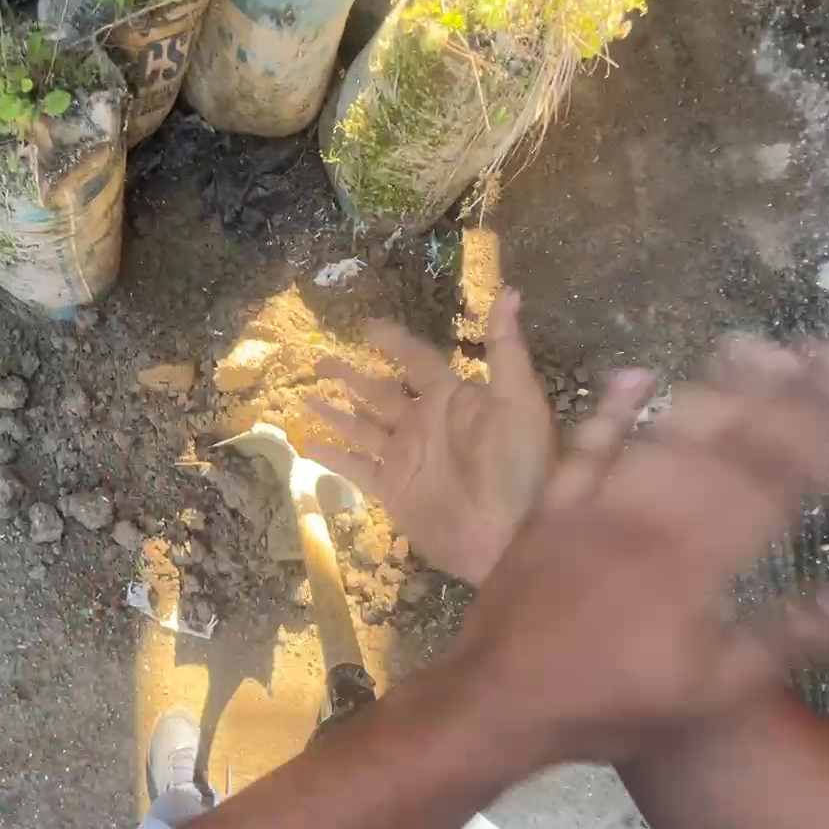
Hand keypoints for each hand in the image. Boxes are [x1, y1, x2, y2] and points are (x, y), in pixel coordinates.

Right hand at [307, 290, 557, 584]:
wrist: (509, 538)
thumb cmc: (521, 469)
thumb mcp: (519, 403)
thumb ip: (506, 350)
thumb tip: (508, 290)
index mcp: (452, 399)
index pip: (417, 361)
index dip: (394, 342)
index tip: (367, 327)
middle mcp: (423, 423)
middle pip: (379, 392)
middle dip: (351, 375)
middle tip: (320, 360)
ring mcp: (404, 457)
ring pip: (360, 426)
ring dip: (335, 411)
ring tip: (306, 396)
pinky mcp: (391, 488)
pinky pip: (354, 467)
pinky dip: (330, 456)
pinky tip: (307, 444)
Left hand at [442, 339, 828, 765]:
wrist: (497, 697)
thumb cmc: (605, 703)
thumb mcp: (710, 689)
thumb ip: (796, 639)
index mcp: (695, 562)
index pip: (777, 485)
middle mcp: (644, 522)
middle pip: (726, 448)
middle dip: (786, 399)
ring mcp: (588, 511)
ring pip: (659, 439)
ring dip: (709, 392)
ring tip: (756, 348)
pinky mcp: (544, 513)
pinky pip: (577, 453)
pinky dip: (606, 414)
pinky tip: (632, 376)